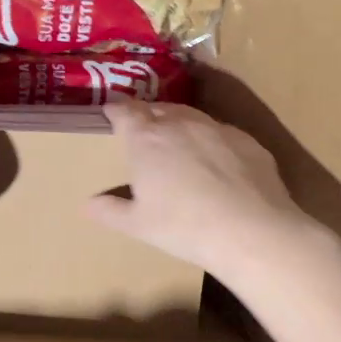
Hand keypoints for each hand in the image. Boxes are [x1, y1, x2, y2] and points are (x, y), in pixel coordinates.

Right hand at [84, 100, 334, 277]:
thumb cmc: (184, 227)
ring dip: (179, 123)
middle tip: (142, 131)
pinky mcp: (248, 141)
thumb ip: (110, 211)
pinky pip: (221, 133)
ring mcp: (217, 129)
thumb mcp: (138, 225)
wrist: (253, 232)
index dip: (116, 111)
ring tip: (177, 142)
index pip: (125, 111)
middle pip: (158, 109)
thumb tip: (88, 205)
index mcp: (146, 139)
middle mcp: (180, 124)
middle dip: (147, 115)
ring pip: (191, 116)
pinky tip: (215, 163)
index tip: (110, 114)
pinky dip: (211, 141)